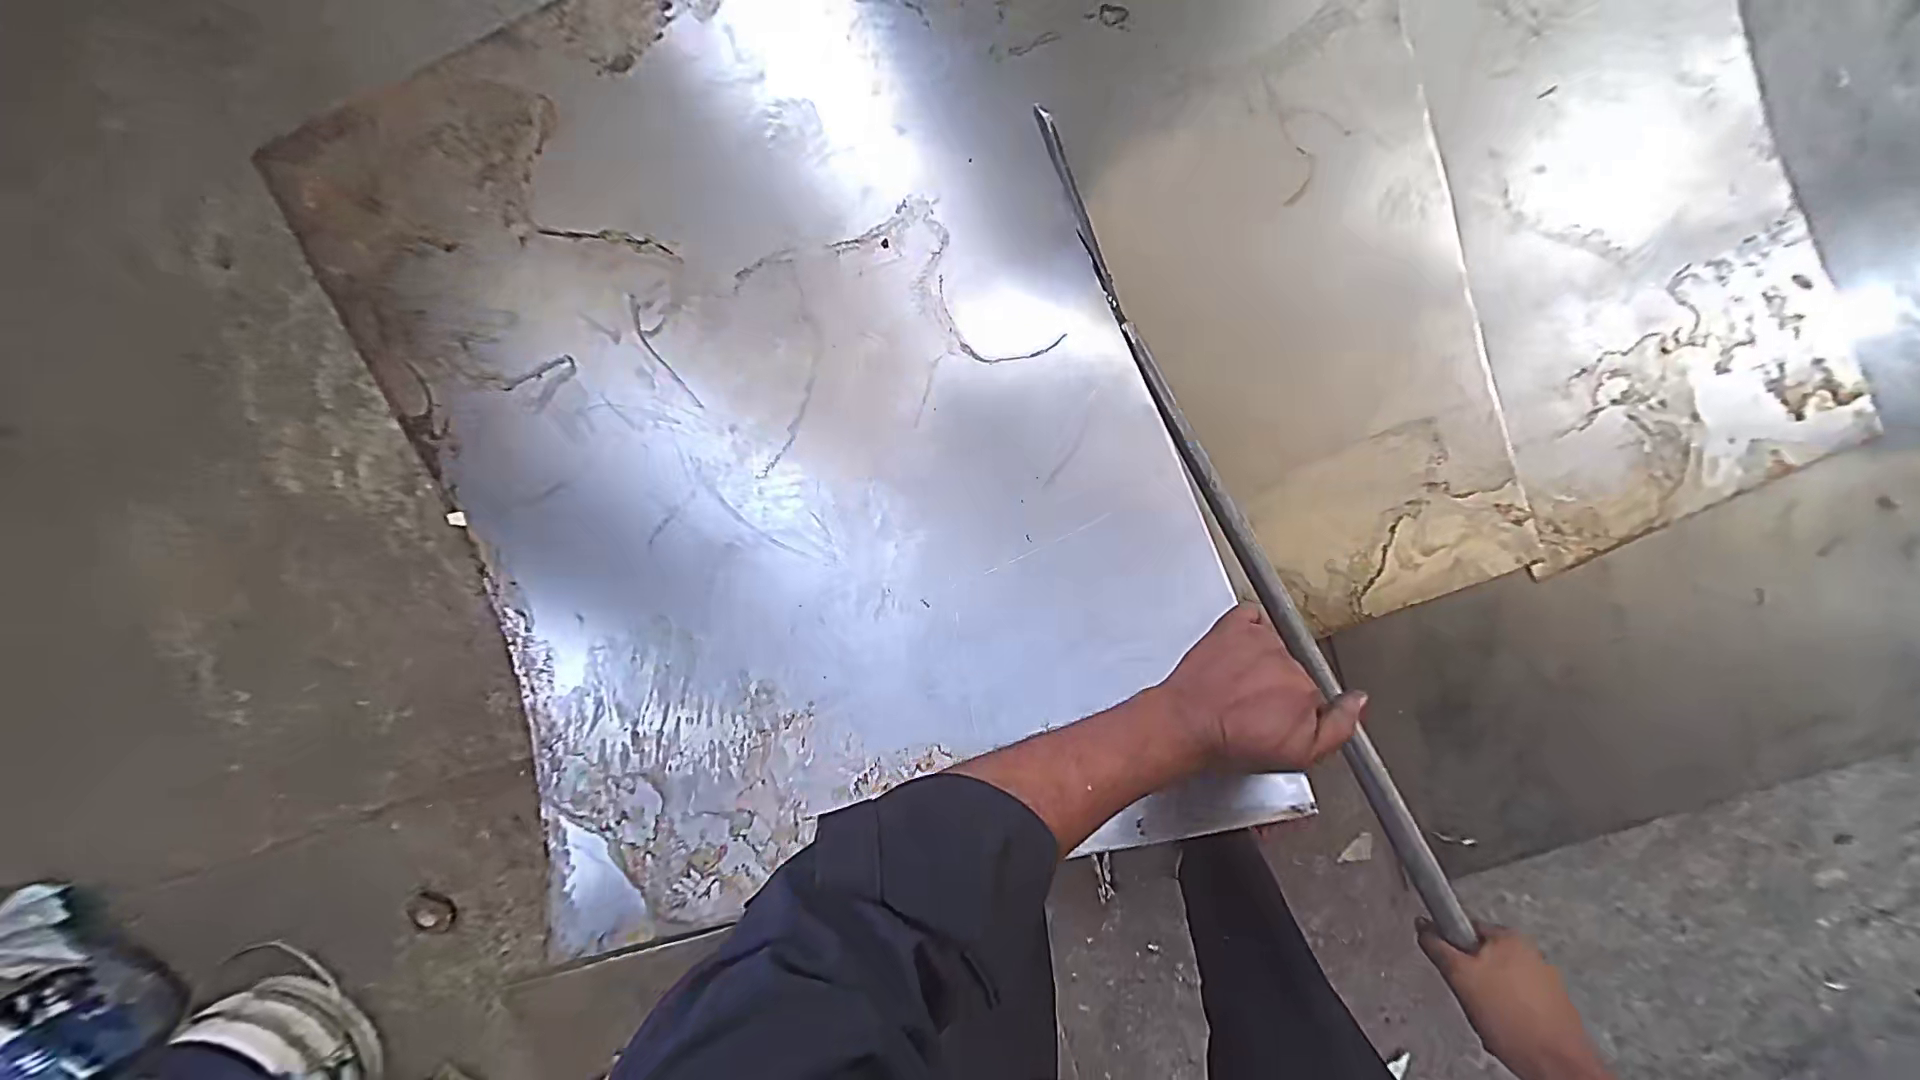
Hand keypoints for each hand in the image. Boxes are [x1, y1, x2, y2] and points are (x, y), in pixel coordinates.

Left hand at [1155, 603, 1365, 772]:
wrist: (1186, 724)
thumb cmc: (1231, 741)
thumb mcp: (1299, 755)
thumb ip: (1339, 729)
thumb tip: (1358, 701)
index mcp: (1308, 692)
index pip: (1316, 690)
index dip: (1296, 703)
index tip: (1277, 709)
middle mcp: (1289, 661)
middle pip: (1293, 667)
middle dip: (1276, 683)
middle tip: (1251, 700)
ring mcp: (1260, 640)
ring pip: (1273, 644)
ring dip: (1259, 658)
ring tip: (1237, 680)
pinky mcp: (1233, 626)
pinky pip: (1250, 615)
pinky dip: (1247, 625)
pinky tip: (1235, 646)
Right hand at [1417, 921, 1613, 1079]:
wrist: (1558, 1068)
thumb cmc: (1512, 1019)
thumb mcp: (1457, 974)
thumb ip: (1435, 945)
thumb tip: (1423, 926)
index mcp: (1511, 937)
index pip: (1464, 928)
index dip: (1451, 947)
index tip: (1451, 966)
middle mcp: (1533, 954)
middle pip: (1481, 956)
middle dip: (1470, 976)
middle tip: (1469, 994)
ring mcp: (1548, 983)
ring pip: (1498, 981)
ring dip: (1487, 997)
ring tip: (1488, 1016)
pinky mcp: (1555, 1009)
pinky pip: (1517, 1002)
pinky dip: (1507, 1013)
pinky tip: (1505, 1028)